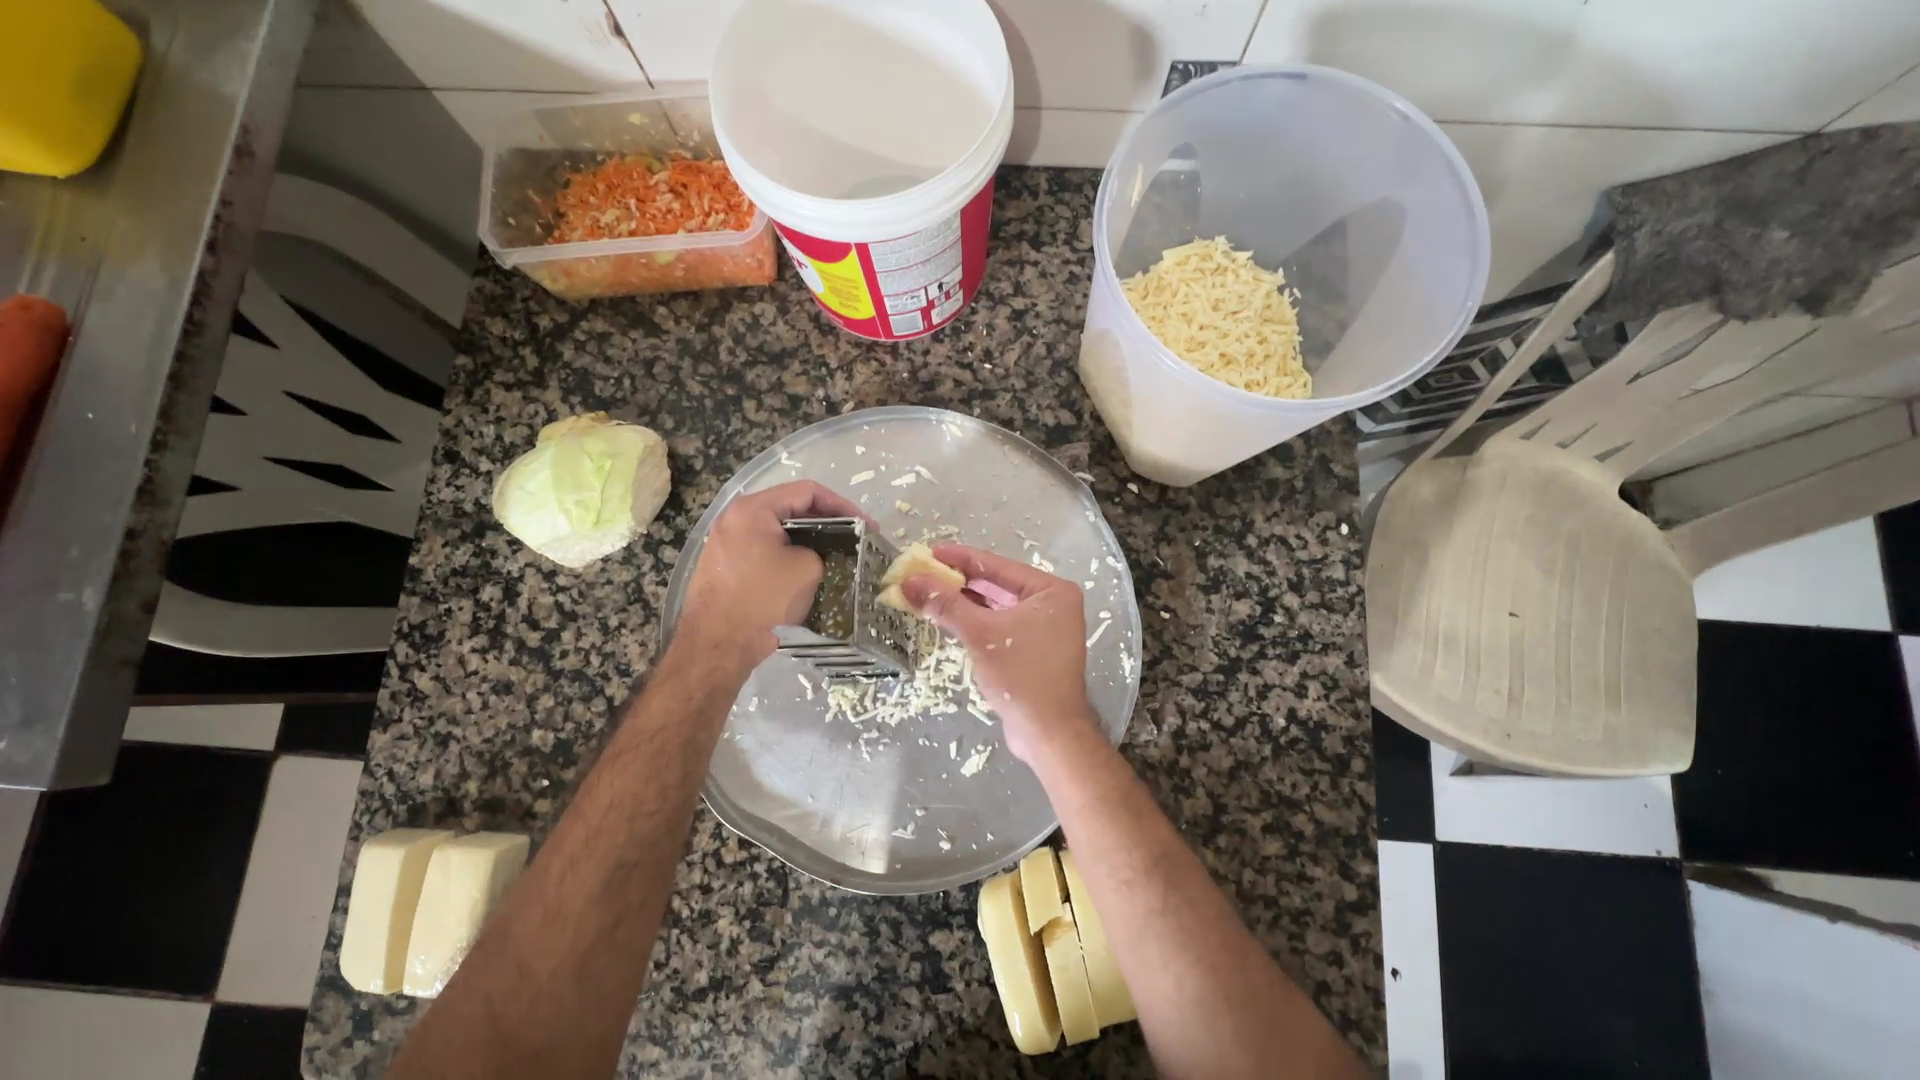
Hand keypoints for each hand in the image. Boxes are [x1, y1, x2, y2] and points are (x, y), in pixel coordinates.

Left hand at [680, 481, 862, 669]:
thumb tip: (818, 554)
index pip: (806, 492)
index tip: (866, 525)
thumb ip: (820, 549)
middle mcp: (735, 519)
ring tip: (836, 556)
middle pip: (790, 509)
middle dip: (826, 523)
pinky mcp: (726, 567)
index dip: (842, 505)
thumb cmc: (764, 599)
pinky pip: (765, 552)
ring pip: (778, 533)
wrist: (717, 645)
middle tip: (855, 539)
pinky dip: (789, 557)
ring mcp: (727, 543)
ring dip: (808, 542)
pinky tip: (808, 574)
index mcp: (753, 509)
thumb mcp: (807, 568)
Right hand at [900, 544, 1096, 762]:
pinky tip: (948, 620)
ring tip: (927, 595)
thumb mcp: (980, 635)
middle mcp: (1052, 605)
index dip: (960, 558)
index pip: (997, 566)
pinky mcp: (1033, 650)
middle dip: (958, 582)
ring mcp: (1044, 629)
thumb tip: (910, 581)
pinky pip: (999, 626)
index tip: (929, 552)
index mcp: (1051, 591)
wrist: (1049, 733)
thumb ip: (946, 605)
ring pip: (996, 607)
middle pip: (996, 585)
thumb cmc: (1022, 677)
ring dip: (963, 603)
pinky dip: (974, 622)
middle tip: (922, 575)